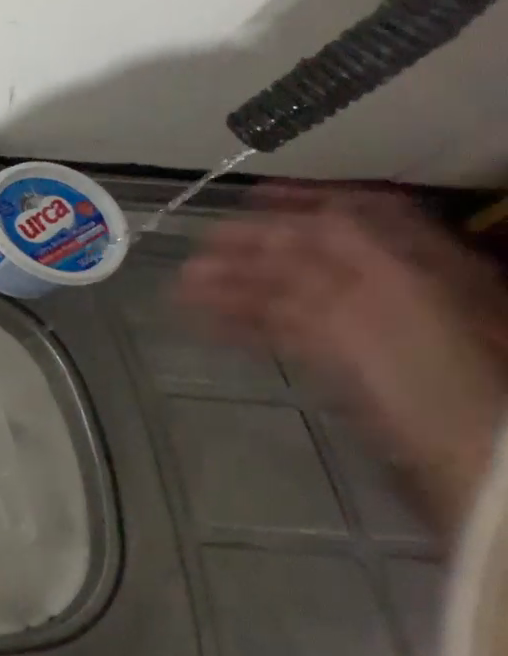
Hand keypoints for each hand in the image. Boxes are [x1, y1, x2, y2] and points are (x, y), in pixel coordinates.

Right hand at [178, 187, 507, 539]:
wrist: (474, 458)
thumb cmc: (442, 369)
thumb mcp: (399, 292)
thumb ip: (347, 246)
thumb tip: (285, 214)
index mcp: (416, 263)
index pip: (357, 215)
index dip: (303, 200)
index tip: (246, 197)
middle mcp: (394, 288)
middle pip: (315, 255)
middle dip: (252, 246)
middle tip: (193, 247)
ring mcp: (370, 329)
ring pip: (293, 294)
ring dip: (236, 284)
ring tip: (181, 285)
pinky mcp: (347, 368)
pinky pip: (289, 333)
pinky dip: (245, 322)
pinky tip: (206, 321)